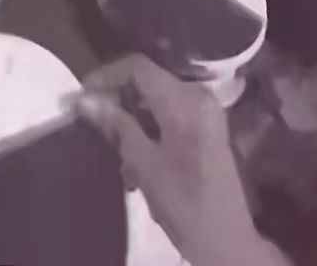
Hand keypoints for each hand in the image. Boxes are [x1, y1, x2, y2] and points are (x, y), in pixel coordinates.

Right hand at [76, 56, 281, 265]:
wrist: (233, 249)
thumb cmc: (186, 206)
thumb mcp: (144, 164)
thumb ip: (116, 125)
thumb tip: (85, 99)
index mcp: (183, 100)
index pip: (136, 67)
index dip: (105, 76)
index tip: (83, 95)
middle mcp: (197, 97)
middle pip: (146, 81)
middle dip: (117, 99)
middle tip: (95, 122)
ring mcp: (205, 112)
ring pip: (155, 98)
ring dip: (131, 117)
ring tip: (113, 147)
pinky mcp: (207, 128)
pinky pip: (169, 112)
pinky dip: (148, 126)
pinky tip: (135, 156)